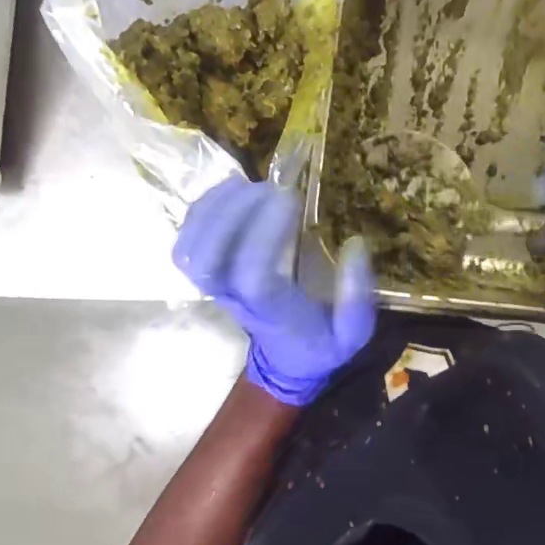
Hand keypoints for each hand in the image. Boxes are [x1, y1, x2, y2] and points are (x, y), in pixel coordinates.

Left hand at [173, 176, 376, 406]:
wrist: (288, 359)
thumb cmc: (321, 342)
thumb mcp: (354, 332)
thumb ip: (357, 296)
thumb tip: (355, 244)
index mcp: (273, 312)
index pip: (252, 274)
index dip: (264, 232)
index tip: (292, 200)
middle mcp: (236, 299)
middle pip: (207, 258)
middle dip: (232, 213)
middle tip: (269, 188)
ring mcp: (217, 286)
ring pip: (191, 248)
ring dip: (215, 207)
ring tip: (249, 184)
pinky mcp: (210, 273)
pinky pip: (188, 240)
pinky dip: (204, 208)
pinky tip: (232, 190)